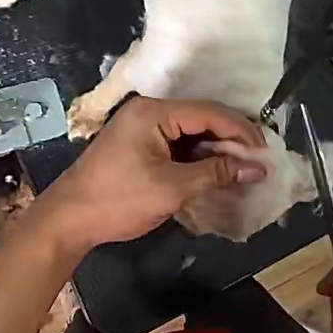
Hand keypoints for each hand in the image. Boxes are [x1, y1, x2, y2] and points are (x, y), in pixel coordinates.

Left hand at [30, 97, 266, 253]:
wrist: (67, 220)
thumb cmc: (118, 201)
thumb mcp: (172, 188)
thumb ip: (217, 174)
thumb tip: (257, 169)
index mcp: (154, 113)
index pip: (209, 113)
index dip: (241, 131)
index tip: (264, 153)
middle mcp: (149, 112)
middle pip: (202, 118)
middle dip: (232, 140)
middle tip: (258, 161)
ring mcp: (143, 128)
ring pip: (192, 132)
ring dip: (217, 150)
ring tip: (243, 169)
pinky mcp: (140, 145)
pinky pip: (179, 144)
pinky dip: (199, 157)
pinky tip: (217, 172)